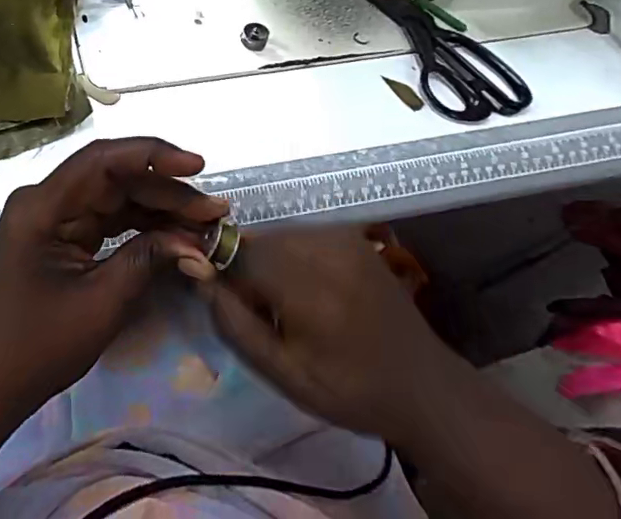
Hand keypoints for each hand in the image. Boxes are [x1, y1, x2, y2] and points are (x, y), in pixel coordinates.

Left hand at [0, 137, 227, 401]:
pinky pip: (107, 217)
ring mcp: (53, 216)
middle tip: (215, 211)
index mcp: (42, 205)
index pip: (101, 161)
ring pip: (114, 196)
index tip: (196, 165)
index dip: (151, 156)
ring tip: (206, 222)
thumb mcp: (100, 303)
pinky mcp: (62, 234)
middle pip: (113, 178)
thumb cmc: (39, 344)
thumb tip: (196, 243)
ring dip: (158, 207)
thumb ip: (146, 260)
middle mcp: (46, 200)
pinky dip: (141, 225)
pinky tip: (176, 234)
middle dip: (165, 190)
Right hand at [191, 225, 470, 444]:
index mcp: (307, 287)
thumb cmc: (349, 389)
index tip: (232, 305)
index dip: (222, 274)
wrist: (424, 386)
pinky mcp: (349, 234)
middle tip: (263, 310)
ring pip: (273, 234)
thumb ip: (233, 321)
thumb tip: (196, 270)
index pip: (234, 254)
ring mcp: (339, 236)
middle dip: (245, 268)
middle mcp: (323, 249)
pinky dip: (288, 253)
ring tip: (286, 301)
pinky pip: (297, 232)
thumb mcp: (283, 373)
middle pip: (254, 240)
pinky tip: (307, 285)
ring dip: (266, 259)